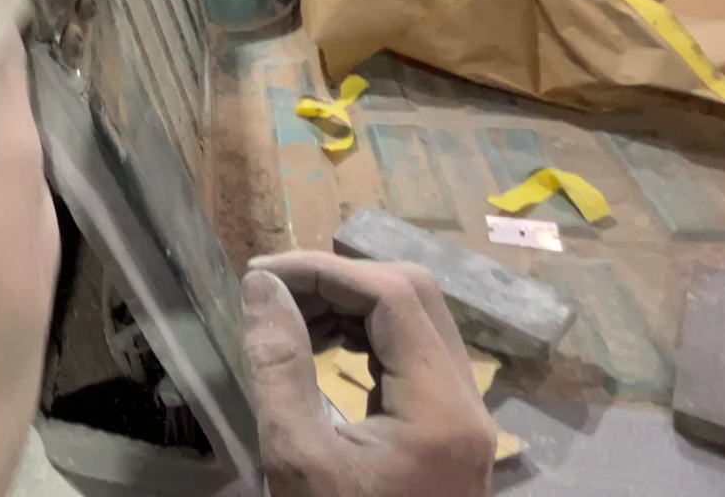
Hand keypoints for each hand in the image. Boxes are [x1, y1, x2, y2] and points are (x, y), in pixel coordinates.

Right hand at [242, 252, 495, 496]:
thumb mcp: (297, 454)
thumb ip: (279, 361)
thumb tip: (260, 282)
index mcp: (441, 409)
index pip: (390, 295)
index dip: (321, 270)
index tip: (259, 276)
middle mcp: (465, 401)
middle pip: (411, 293)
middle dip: (334, 276)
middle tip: (273, 288)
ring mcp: (460, 412)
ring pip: (410, 313)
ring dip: (343, 298)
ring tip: (285, 313)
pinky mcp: (442, 422)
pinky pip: (405, 344)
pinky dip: (356, 326)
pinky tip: (315, 341)